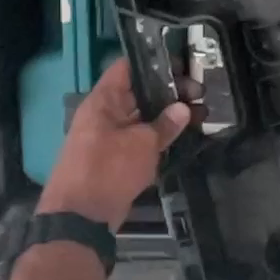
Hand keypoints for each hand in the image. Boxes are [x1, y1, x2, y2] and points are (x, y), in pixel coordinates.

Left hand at [37, 59, 190, 229]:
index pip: (127, 67)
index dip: (154, 61)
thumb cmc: (108, 170)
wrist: (80, 218)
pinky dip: (158, 133)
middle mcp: (103, 114)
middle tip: (199, 93)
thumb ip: (165, 124)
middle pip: (138, 91)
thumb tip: (183, 108)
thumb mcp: (143, 144)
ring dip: (167, 114)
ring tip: (199, 114)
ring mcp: (107, 135)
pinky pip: (139, 136)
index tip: (183, 62)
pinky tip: (183, 134)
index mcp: (102, 102)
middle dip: (169, 90)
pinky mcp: (114, 156)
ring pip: (141, 115)